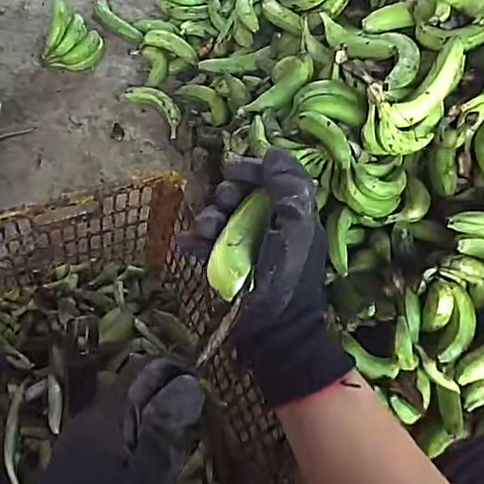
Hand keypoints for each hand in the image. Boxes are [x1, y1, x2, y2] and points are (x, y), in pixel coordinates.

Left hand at [0, 361, 202, 483]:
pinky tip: (138, 468)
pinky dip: (126, 439)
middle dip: (158, 395)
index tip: (194, 377)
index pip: (137, 369)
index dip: (168, 367)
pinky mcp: (66, 465)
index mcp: (104, 417)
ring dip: (142, 419)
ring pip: (114, 415)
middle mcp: (83, 421)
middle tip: (188, 418)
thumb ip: (166, 427)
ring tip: (168, 445)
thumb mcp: (151, 477)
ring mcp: (70, 443)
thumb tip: (186, 382)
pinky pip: (103, 436)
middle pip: (125, 390)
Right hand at [191, 149, 351, 405]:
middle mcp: (267, 223)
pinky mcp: (226, 263)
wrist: (274, 332)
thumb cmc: (289, 279)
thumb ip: (289, 189)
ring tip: (206, 231)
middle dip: (226, 194)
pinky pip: (205, 243)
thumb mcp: (296, 229)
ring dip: (208, 217)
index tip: (233, 170)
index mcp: (291, 212)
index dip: (252, 168)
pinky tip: (188, 244)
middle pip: (240, 192)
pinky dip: (194, 241)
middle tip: (221, 204)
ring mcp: (245, 243)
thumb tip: (273, 151)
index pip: (271, 176)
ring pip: (219, 215)